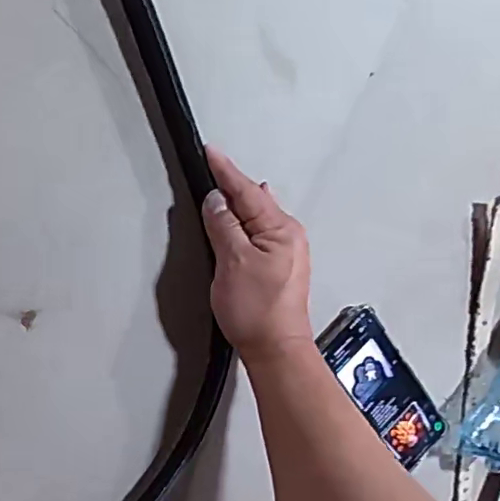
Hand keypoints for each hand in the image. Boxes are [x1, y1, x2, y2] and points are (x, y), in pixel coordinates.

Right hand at [203, 146, 313, 359]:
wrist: (274, 347)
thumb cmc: (257, 312)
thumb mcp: (232, 262)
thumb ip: (223, 227)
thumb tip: (215, 202)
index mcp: (280, 229)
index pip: (246, 191)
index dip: (225, 172)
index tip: (211, 153)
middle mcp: (288, 237)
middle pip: (254, 201)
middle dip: (233, 185)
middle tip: (214, 168)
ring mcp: (285, 253)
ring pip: (258, 218)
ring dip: (239, 206)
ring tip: (224, 192)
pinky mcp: (277, 269)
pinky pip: (260, 235)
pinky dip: (245, 226)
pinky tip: (240, 227)